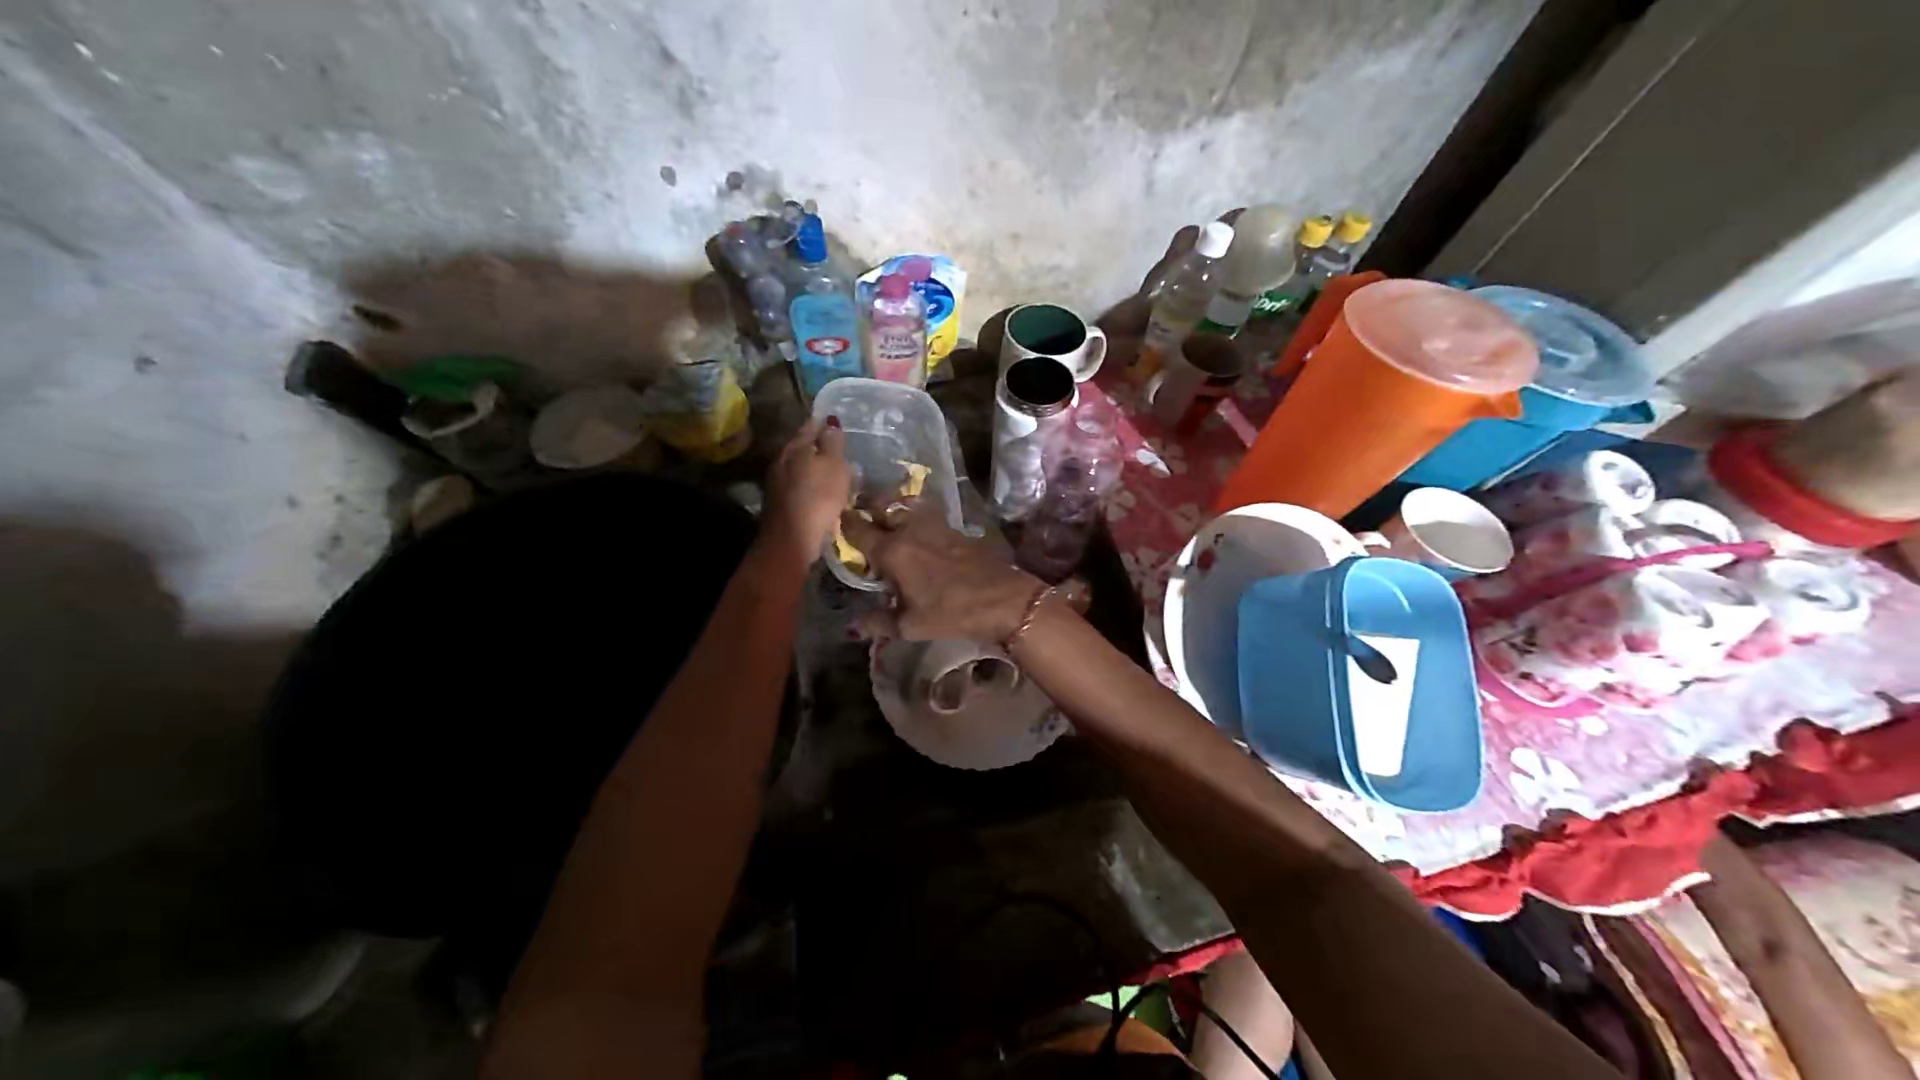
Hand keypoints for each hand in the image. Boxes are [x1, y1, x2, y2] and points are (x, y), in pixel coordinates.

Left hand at [761, 417, 849, 568]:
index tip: (832, 422)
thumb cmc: (818, 497)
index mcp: (795, 448)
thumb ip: (832, 442)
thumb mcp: (833, 465)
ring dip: (811, 467)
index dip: (821, 423)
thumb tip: (829, 421)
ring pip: (797, 467)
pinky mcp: (779, 504)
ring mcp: (777, 483)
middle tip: (834, 445)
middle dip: (815, 445)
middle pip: (800, 447)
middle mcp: (781, 461)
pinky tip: (819, 491)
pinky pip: (797, 486)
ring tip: (830, 470)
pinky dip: (808, 484)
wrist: (792, 538)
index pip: (808, 427)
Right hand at [840, 503, 1044, 642]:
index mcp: (892, 551)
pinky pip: (924, 512)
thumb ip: (877, 623)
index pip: (858, 529)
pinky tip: (916, 529)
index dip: (844, 525)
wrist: (1002, 599)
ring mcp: (933, 524)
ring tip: (887, 517)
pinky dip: (913, 513)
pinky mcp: (953, 527)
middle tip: (860, 515)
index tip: (837, 525)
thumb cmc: (951, 613)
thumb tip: (851, 628)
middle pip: (880, 505)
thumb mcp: (910, 625)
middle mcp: (909, 529)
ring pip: (904, 503)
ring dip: (892, 506)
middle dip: (867, 507)